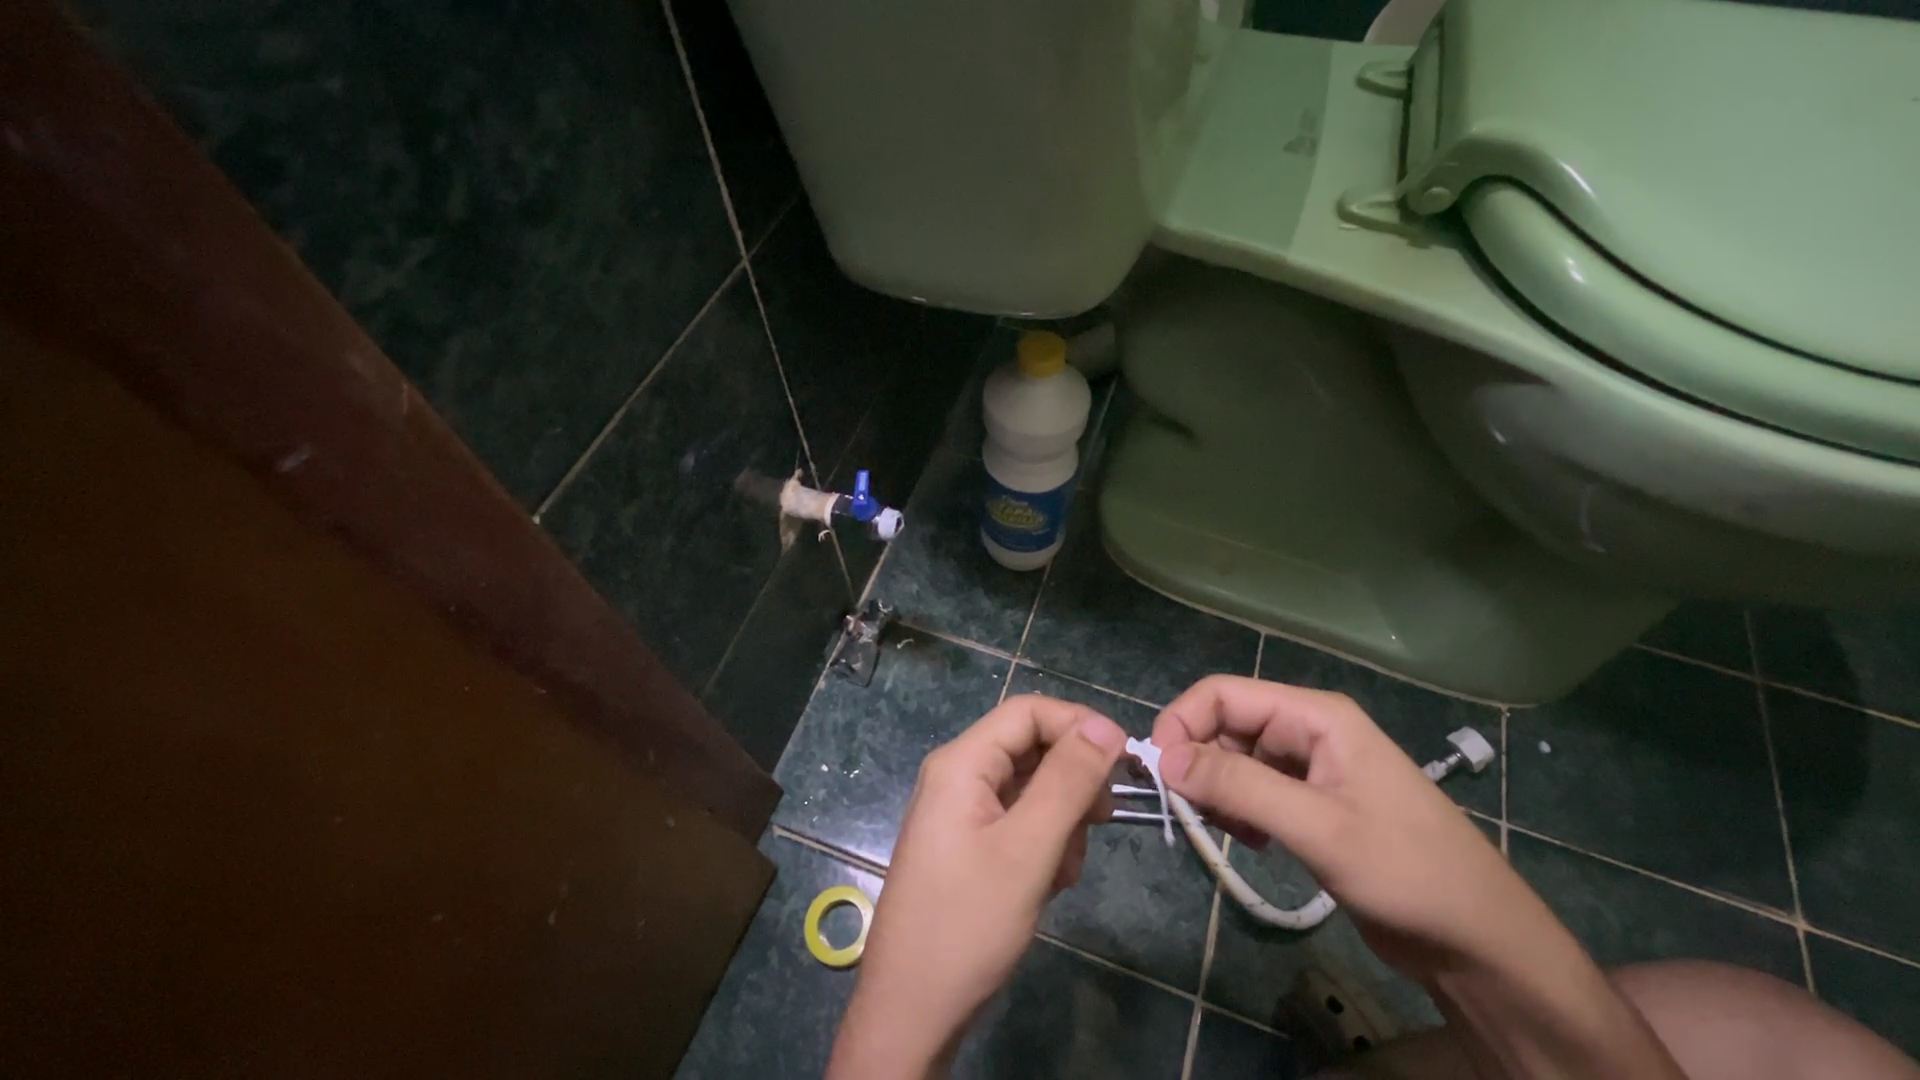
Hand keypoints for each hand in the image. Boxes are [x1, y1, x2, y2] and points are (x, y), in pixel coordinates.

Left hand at [826, 694, 1126, 1078]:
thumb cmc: (968, 923)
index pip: (1028, 711)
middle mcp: (958, 777)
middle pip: (1033, 749)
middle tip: (1100, 823)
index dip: (1079, 725)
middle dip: (1072, 784)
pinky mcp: (970, 846)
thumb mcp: (1027, 849)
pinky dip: (1045, 847)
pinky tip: (1048, 885)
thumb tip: (1107, 725)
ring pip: (1033, 790)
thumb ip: (1068, 781)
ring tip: (1063, 872)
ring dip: (1062, 824)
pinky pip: (1021, 824)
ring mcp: (962, 813)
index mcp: (961, 764)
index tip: (1123, 760)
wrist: (913, 1009)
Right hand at [1151, 675, 1520, 974]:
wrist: (1477, 940)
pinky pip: (1256, 790)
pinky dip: (1241, 812)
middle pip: (1226, 725)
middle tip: (1192, 813)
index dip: (1182, 724)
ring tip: (1231, 833)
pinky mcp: (1314, 805)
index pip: (1223, 695)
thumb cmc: (1406, 871)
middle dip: (1198, 763)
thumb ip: (1238, 785)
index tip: (1158, 775)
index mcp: (1316, 716)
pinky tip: (1254, 844)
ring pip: (1237, 760)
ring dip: (1219, 791)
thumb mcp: (1317, 826)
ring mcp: (1313, 769)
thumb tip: (1163, 757)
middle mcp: (1310, 732)